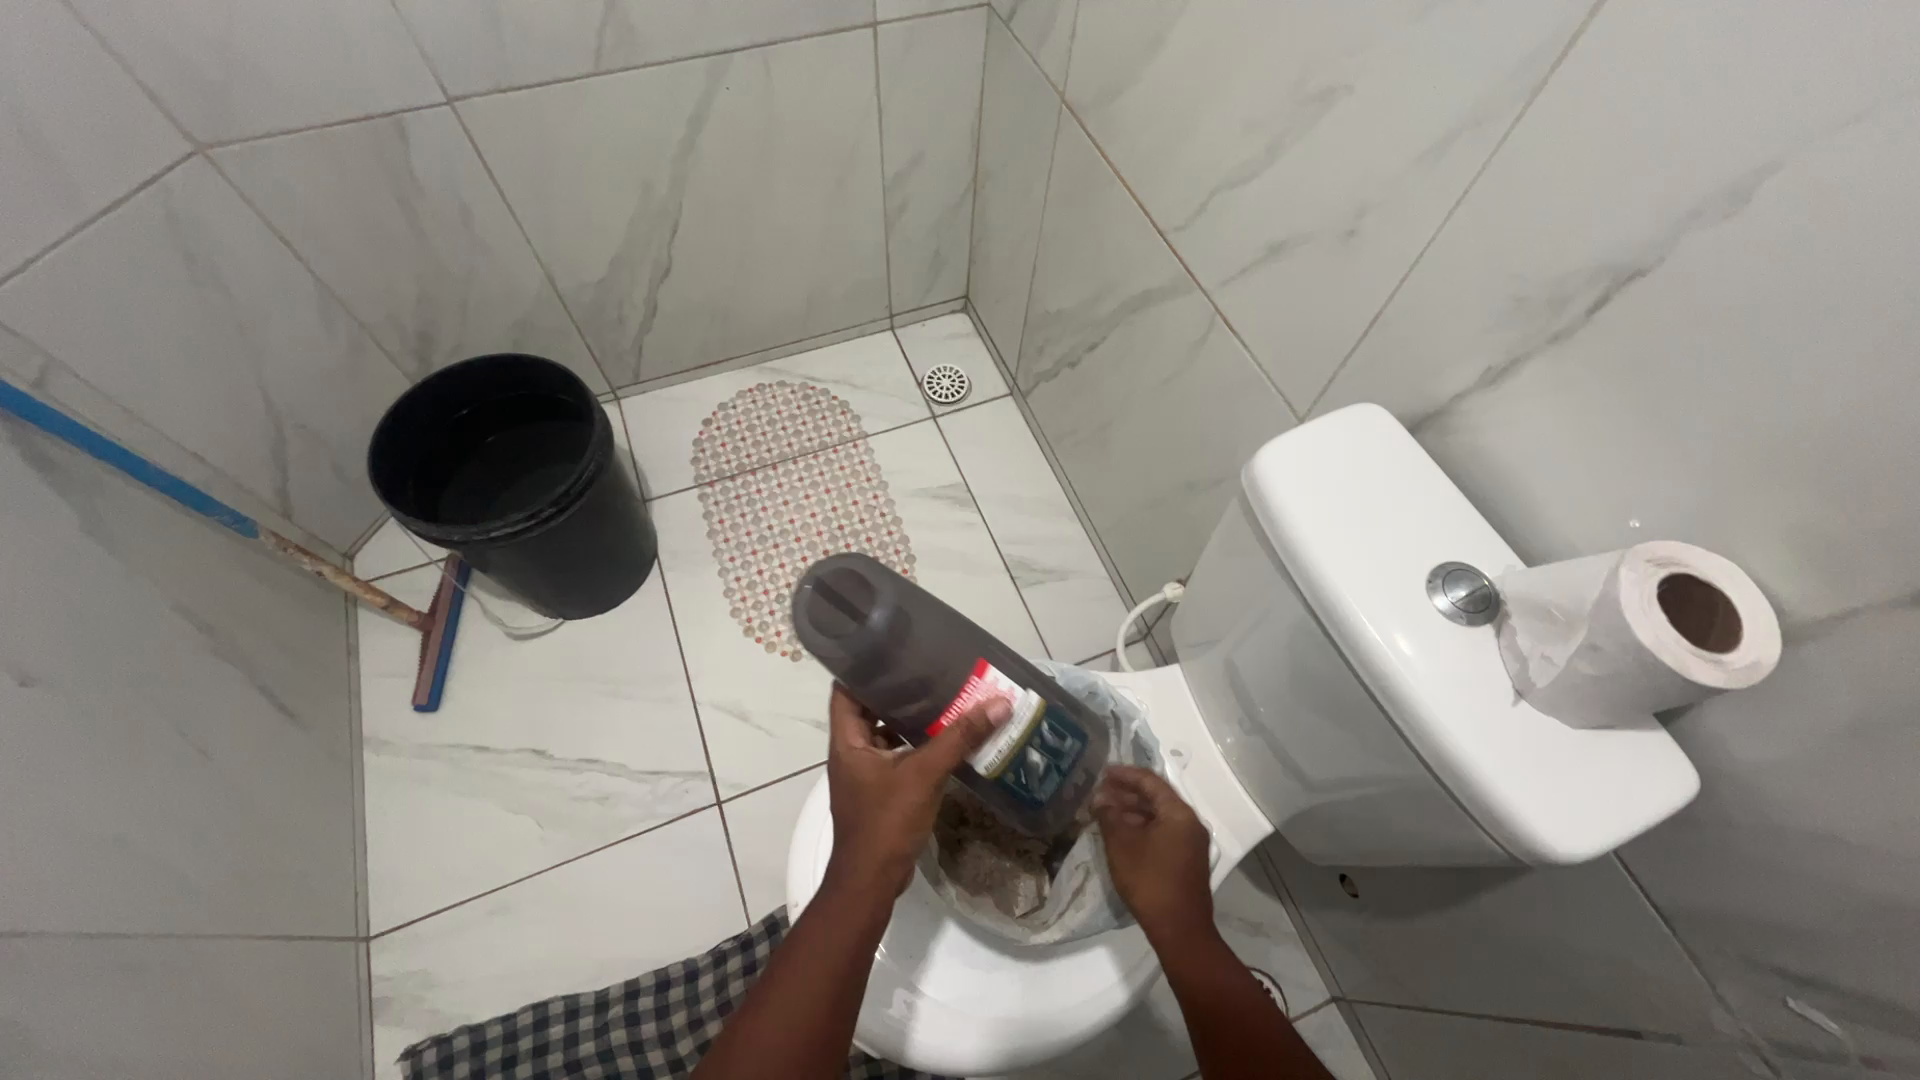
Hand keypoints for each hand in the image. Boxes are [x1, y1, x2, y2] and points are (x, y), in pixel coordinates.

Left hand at [824, 685, 1009, 897]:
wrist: (871, 882)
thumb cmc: (886, 822)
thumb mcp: (924, 774)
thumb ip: (959, 738)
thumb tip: (999, 704)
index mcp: (847, 741)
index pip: (845, 690)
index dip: (863, 668)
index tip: (893, 651)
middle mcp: (850, 752)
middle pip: (868, 709)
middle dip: (898, 692)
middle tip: (929, 671)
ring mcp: (864, 774)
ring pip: (885, 735)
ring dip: (910, 720)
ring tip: (943, 699)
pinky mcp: (879, 792)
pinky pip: (897, 757)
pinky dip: (916, 746)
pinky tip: (945, 740)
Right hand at [1093, 765, 1213, 937]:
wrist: (1180, 930)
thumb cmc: (1149, 881)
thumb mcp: (1122, 845)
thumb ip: (1109, 815)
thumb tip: (1100, 798)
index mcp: (1179, 813)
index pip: (1150, 781)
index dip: (1125, 774)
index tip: (1102, 772)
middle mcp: (1190, 823)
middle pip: (1157, 797)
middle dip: (1127, 793)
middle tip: (1100, 792)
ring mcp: (1191, 843)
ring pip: (1159, 816)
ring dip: (1133, 811)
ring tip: (1106, 812)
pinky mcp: (1187, 860)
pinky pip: (1163, 832)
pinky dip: (1142, 827)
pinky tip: (1122, 834)